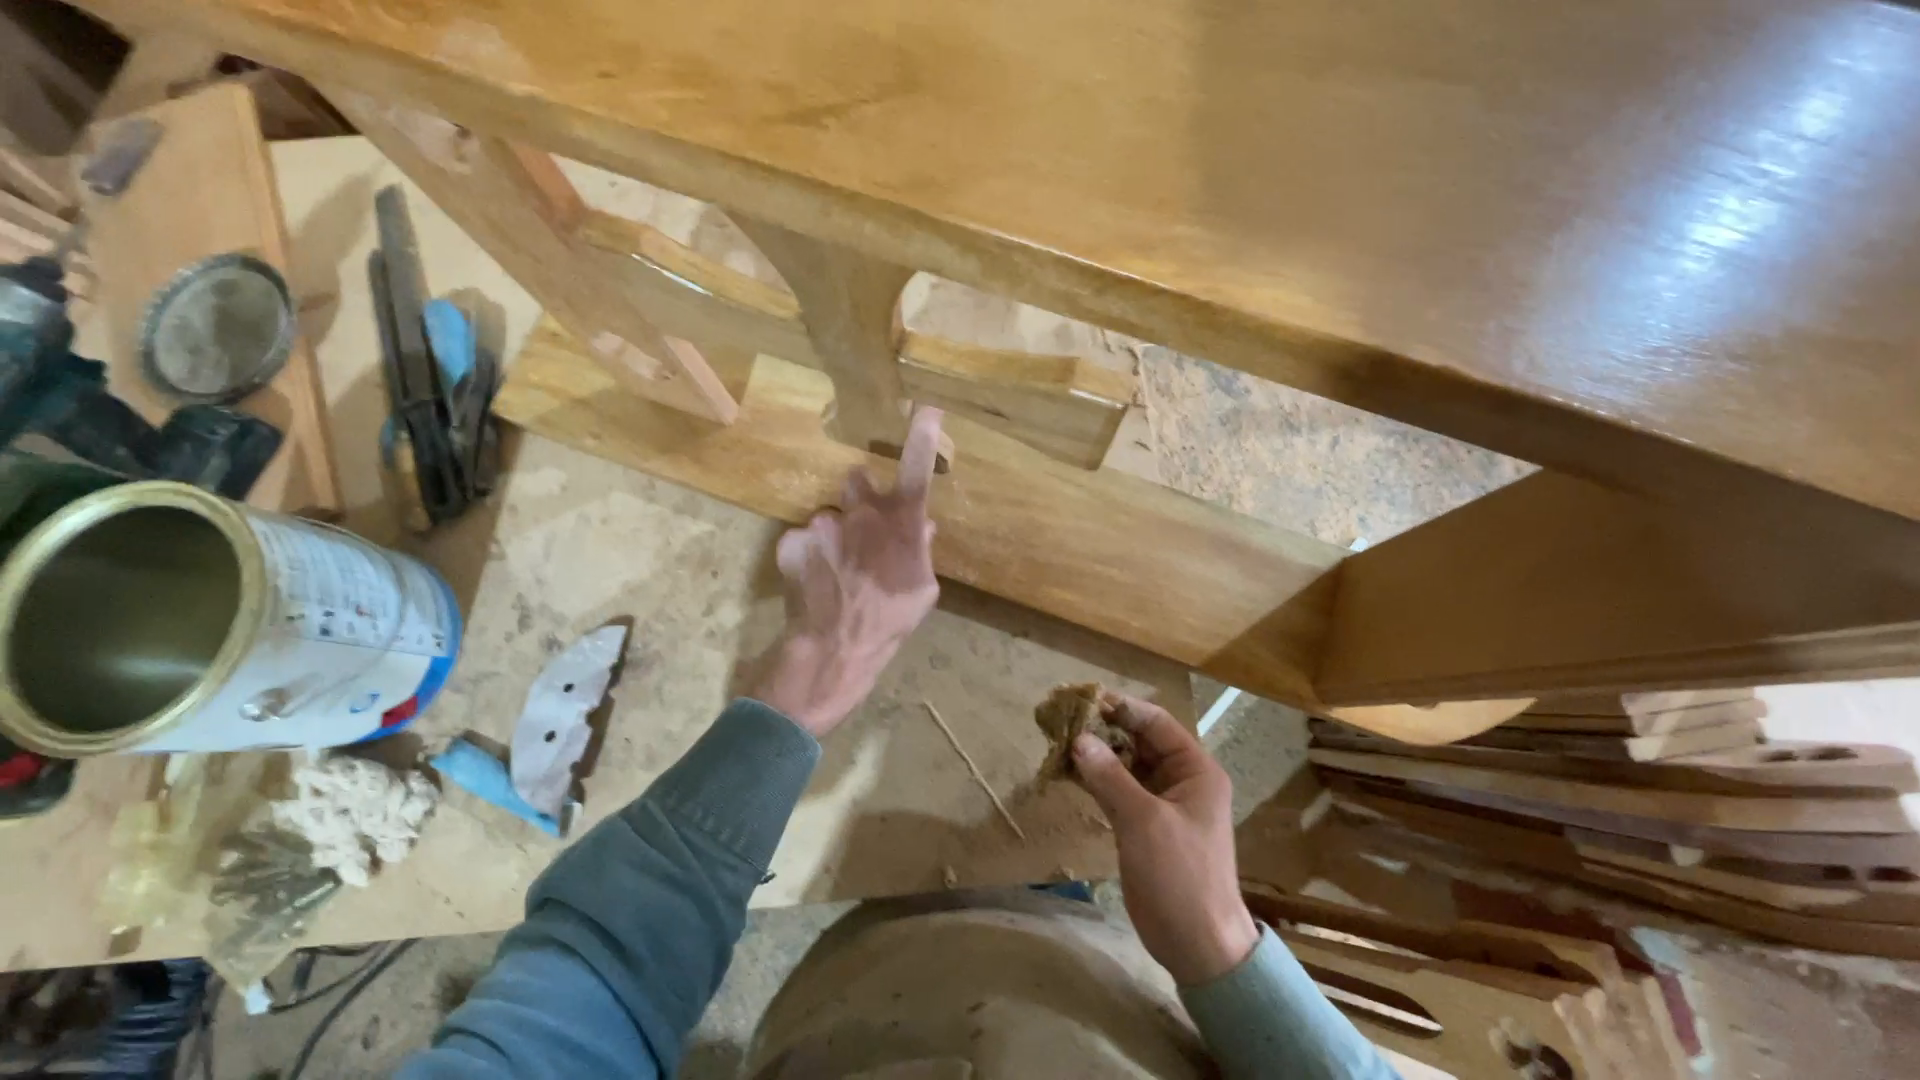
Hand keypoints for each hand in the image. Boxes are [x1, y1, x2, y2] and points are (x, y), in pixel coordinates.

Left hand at [751, 407, 944, 737]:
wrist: (835, 646)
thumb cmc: (890, 620)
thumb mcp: (922, 589)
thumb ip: (920, 550)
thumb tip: (922, 524)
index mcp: (898, 521)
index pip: (916, 467)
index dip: (923, 435)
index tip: (928, 406)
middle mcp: (859, 511)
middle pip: (858, 481)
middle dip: (860, 493)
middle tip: (862, 527)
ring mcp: (821, 523)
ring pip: (829, 517)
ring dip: (835, 535)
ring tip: (837, 573)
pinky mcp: (791, 541)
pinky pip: (804, 540)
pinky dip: (810, 555)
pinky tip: (816, 581)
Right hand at [1073, 694, 1260, 985]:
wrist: (1198, 943)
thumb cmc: (1181, 875)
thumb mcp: (1144, 822)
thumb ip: (1111, 778)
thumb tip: (1079, 739)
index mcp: (1196, 771)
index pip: (1157, 723)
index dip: (1122, 708)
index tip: (1083, 699)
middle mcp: (1181, 781)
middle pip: (1139, 742)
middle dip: (1103, 731)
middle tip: (1061, 720)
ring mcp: (1161, 805)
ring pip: (1125, 767)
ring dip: (1095, 756)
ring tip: (1057, 742)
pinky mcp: (1144, 828)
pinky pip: (1118, 792)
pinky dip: (1095, 781)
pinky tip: (1067, 773)